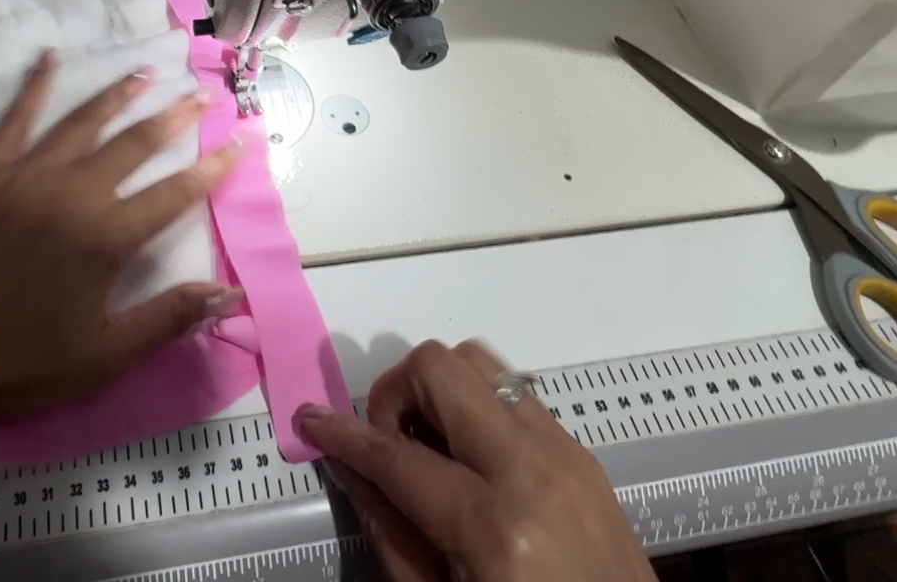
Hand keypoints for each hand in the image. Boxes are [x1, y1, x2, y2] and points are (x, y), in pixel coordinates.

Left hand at [0, 51, 245, 426]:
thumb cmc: (14, 364)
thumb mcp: (101, 357)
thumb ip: (166, 319)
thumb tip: (229, 294)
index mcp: (106, 239)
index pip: (176, 193)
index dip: (214, 167)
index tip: (241, 140)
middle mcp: (73, 194)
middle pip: (136, 143)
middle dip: (176, 115)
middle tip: (203, 92)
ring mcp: (26, 176)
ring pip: (83, 122)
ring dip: (119, 93)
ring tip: (147, 71)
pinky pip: (15, 120)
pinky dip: (34, 87)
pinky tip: (48, 59)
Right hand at [298, 342, 653, 581]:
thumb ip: (390, 534)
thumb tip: (351, 466)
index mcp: (495, 529)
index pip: (397, 456)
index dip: (344, 435)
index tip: (312, 419)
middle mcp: (534, 470)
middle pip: (441, 368)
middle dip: (396, 392)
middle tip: (389, 441)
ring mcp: (567, 454)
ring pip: (479, 362)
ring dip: (439, 390)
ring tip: (430, 444)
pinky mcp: (584, 455)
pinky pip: (514, 393)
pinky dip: (476, 407)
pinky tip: (470, 458)